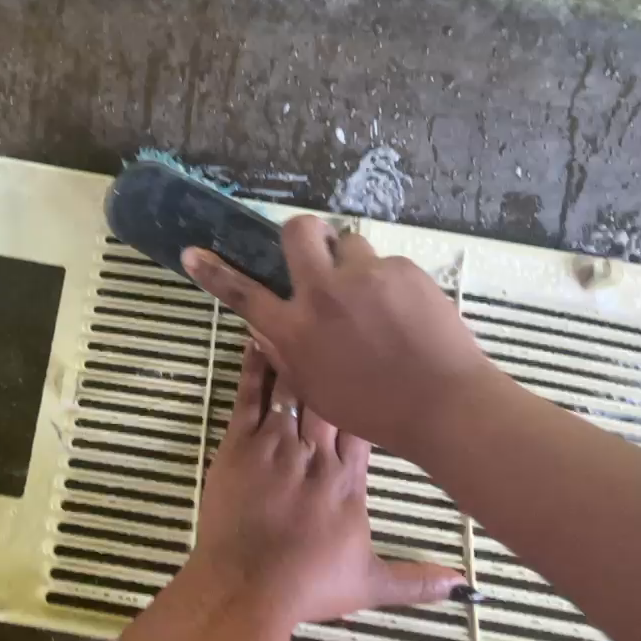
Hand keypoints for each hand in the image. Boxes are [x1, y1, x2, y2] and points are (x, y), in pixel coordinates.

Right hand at [182, 215, 497, 452]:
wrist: (447, 406)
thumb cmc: (376, 409)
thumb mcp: (317, 390)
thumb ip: (286, 353)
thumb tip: (266, 326)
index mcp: (297, 330)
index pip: (243, 294)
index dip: (214, 272)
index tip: (193, 253)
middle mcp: (324, 294)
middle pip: (298, 231)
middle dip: (301, 234)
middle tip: (316, 254)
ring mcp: (365, 276)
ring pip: (348, 243)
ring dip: (351, 263)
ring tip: (372, 298)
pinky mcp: (402, 270)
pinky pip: (385, 263)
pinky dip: (388, 282)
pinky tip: (405, 313)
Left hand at [182, 341, 465, 629]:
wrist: (250, 585)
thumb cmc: (308, 584)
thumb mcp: (369, 583)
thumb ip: (416, 580)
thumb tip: (463, 584)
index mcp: (348, 479)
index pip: (362, 424)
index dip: (363, 393)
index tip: (368, 364)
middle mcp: (317, 451)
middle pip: (328, 395)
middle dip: (330, 363)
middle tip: (331, 324)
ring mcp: (276, 443)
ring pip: (291, 387)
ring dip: (293, 353)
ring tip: (296, 317)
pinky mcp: (239, 443)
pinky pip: (250, 396)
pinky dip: (255, 367)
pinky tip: (258, 338)